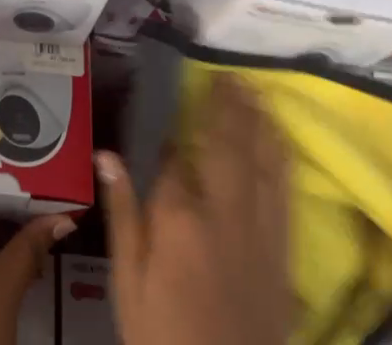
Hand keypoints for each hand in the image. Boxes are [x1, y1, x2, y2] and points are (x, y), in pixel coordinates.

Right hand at [97, 74, 294, 344]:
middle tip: (226, 73)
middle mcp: (224, 212)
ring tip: (254, 89)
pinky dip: (281, 158)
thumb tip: (108, 155)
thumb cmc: (163, 334)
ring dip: (258, 121)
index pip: (176, 156)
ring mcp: (260, 230)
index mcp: (179, 218)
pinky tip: (279, 140)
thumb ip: (124, 215)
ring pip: (262, 161)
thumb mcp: (128, 282)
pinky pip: (284, 191)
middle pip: (226, 145)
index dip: (174, 127)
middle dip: (226, 107)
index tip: (173, 97)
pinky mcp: (283, 250)